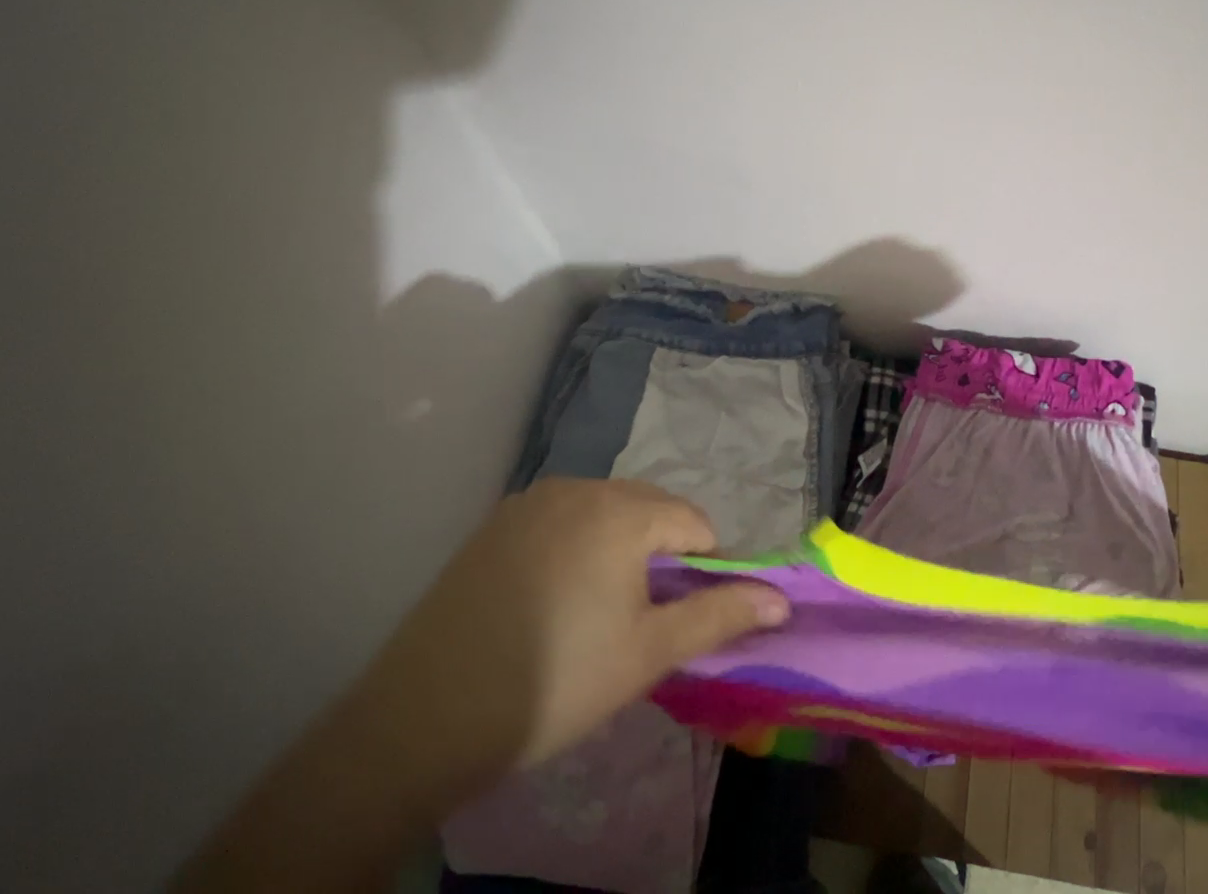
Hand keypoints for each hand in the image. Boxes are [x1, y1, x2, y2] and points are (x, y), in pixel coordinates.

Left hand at [364, 477, 791, 773]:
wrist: (426, 717)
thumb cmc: (559, 682)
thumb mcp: (651, 652)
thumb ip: (720, 614)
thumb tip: (781, 598)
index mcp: (620, 511)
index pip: (695, 524)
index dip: (707, 570)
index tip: (687, 619)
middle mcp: (575, 489)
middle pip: (649, 509)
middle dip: (664, 554)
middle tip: (648, 619)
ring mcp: (526, 505)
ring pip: (603, 513)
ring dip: (621, 549)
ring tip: (603, 612)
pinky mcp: (492, 528)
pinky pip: (560, 523)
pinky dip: (577, 549)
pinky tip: (556, 602)